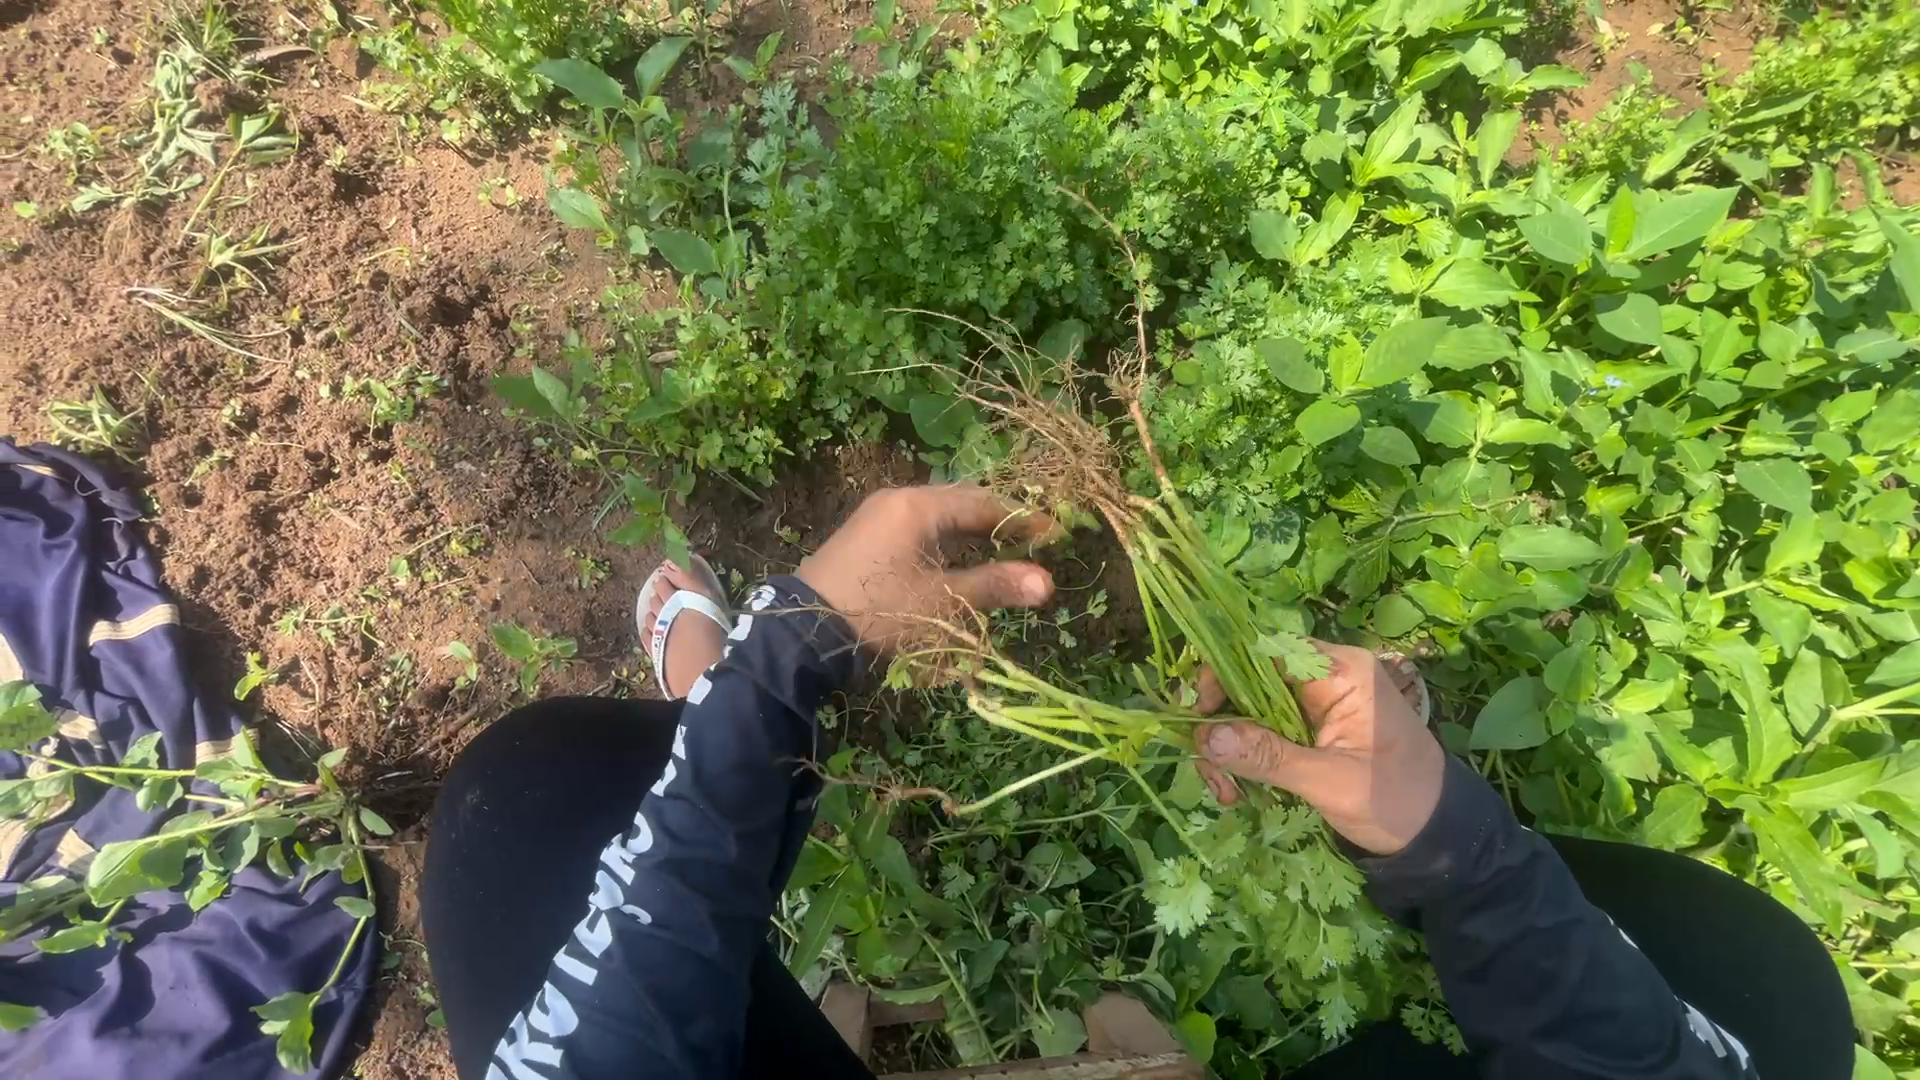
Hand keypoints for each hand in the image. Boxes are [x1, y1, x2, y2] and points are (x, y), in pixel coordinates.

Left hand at [796, 485, 1056, 650]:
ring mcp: (878, 515)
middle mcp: (898, 500)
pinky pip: (917, 526)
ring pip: (937, 514)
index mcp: (918, 506)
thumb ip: (994, 586)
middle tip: (1030, 538)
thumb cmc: (880, 611)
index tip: (1052, 533)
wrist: (802, 630)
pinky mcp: (866, 535)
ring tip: (1000, 547)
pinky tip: (955, 557)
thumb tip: (1048, 583)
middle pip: (960, 501)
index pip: (983, 504)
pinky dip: (944, 538)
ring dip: (969, 529)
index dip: (1020, 520)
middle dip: (996, 519)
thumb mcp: (941, 601)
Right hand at [1194, 641, 1445, 855]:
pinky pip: (1257, 729)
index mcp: (1338, 671)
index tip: (1200, 716)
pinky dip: (1240, 757)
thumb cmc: (1398, 802)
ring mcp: (1311, 702)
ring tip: (1224, 791)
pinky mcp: (1304, 727)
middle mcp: (1321, 676)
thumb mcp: (1331, 782)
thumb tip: (1206, 736)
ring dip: (1225, 747)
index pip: (1263, 650)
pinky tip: (1236, 790)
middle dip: (1219, 723)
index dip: (1222, 676)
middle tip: (1207, 768)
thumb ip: (1269, 756)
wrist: (1440, 839)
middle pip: (1245, 679)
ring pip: (1245, 708)